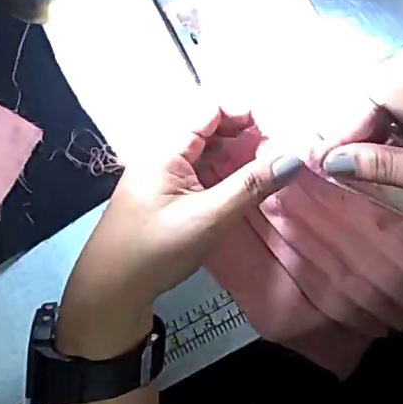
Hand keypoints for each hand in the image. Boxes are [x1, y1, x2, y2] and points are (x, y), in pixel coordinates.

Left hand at [60, 110, 301, 357]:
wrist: (109, 292)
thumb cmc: (155, 251)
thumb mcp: (209, 218)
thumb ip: (250, 186)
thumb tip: (292, 159)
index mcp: (165, 150)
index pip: (209, 111)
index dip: (244, 114)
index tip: (276, 130)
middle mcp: (161, 155)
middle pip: (208, 127)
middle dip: (244, 134)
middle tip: (277, 150)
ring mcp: (162, 174)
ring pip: (206, 150)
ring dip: (236, 153)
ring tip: (267, 166)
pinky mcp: (165, 194)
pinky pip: (200, 169)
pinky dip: (224, 171)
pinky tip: (243, 184)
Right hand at [321, 74, 402, 256]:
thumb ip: (384, 166)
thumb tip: (332, 161)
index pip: (375, 100)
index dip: (346, 130)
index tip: (323, 164)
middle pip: (384, 105)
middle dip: (359, 137)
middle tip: (335, 173)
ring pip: (399, 118)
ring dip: (379, 145)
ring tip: (356, 176)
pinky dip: (401, 149)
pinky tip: (388, 171)